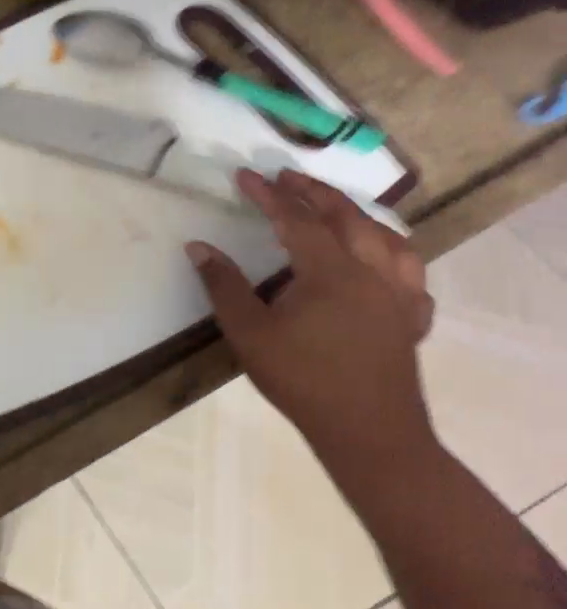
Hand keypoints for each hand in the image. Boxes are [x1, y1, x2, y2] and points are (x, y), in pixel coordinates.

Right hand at [186, 169, 435, 458]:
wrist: (370, 433)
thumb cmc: (301, 378)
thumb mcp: (247, 330)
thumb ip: (223, 284)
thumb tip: (199, 247)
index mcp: (331, 274)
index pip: (298, 221)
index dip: (270, 195)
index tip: (245, 175)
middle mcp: (372, 276)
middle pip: (350, 220)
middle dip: (317, 194)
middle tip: (287, 177)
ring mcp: (399, 299)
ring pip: (391, 242)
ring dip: (361, 217)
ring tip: (337, 209)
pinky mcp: (411, 321)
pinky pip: (411, 276)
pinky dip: (395, 256)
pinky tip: (382, 262)